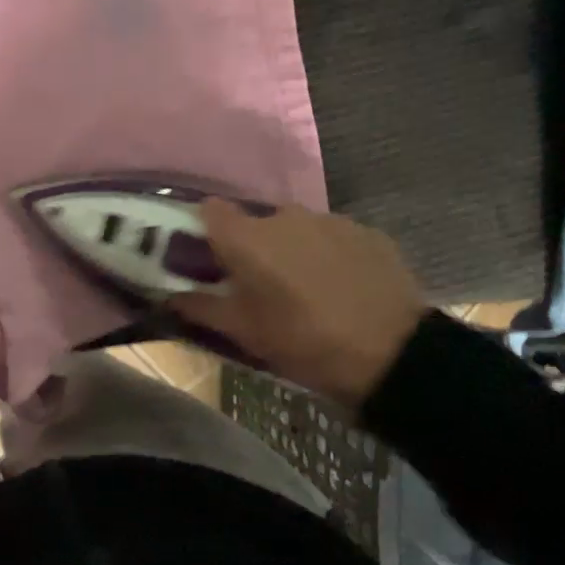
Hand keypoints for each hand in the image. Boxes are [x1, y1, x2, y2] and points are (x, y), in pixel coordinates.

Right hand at [174, 200, 427, 409]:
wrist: (394, 355)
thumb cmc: (304, 342)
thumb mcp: (243, 333)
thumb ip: (199, 306)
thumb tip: (169, 295)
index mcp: (246, 237)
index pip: (209, 210)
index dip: (205, 230)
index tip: (209, 257)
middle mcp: (284, 216)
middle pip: (255, 222)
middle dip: (253, 247)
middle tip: (260, 285)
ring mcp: (330, 221)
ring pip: (296, 230)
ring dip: (293, 251)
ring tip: (306, 290)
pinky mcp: (367, 233)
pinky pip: (333, 238)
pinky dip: (329, 257)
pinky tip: (341, 289)